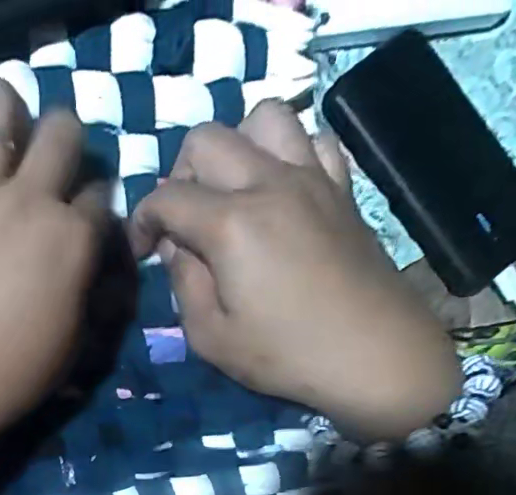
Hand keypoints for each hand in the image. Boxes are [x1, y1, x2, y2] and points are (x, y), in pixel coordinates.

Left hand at [0, 78, 110, 494]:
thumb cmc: (14, 377)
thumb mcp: (76, 348)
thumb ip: (94, 298)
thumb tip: (100, 271)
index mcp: (74, 238)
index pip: (103, 195)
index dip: (100, 206)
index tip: (89, 224)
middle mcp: (28, 202)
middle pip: (62, 133)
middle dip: (68, 142)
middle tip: (55, 169)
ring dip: (3, 109)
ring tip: (1, 130)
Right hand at [129, 102, 458, 438]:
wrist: (373, 354)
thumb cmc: (284, 354)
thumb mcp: (210, 336)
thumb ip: (184, 282)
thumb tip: (175, 247)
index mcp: (229, 224)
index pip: (166, 197)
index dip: (142, 221)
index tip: (143, 253)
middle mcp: (268, 184)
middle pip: (207, 140)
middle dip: (179, 176)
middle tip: (183, 221)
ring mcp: (311, 178)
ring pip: (264, 118)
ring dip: (236, 147)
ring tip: (232, 192)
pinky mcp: (341, 188)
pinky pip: (313, 139)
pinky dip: (289, 153)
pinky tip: (281, 191)